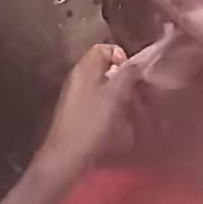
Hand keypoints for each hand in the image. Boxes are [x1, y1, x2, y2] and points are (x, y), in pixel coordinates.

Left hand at [36, 43, 132, 172]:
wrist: (67, 156)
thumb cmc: (92, 123)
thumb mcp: (114, 96)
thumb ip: (126, 74)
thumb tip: (135, 62)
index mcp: (84, 68)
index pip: (103, 48)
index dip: (120, 56)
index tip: (131, 74)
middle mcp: (77, 76)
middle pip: (103, 65)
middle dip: (121, 74)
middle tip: (133, 90)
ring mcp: (74, 94)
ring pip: (100, 82)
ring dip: (116, 90)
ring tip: (127, 104)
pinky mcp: (75, 110)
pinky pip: (95, 97)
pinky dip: (107, 102)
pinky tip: (114, 117)